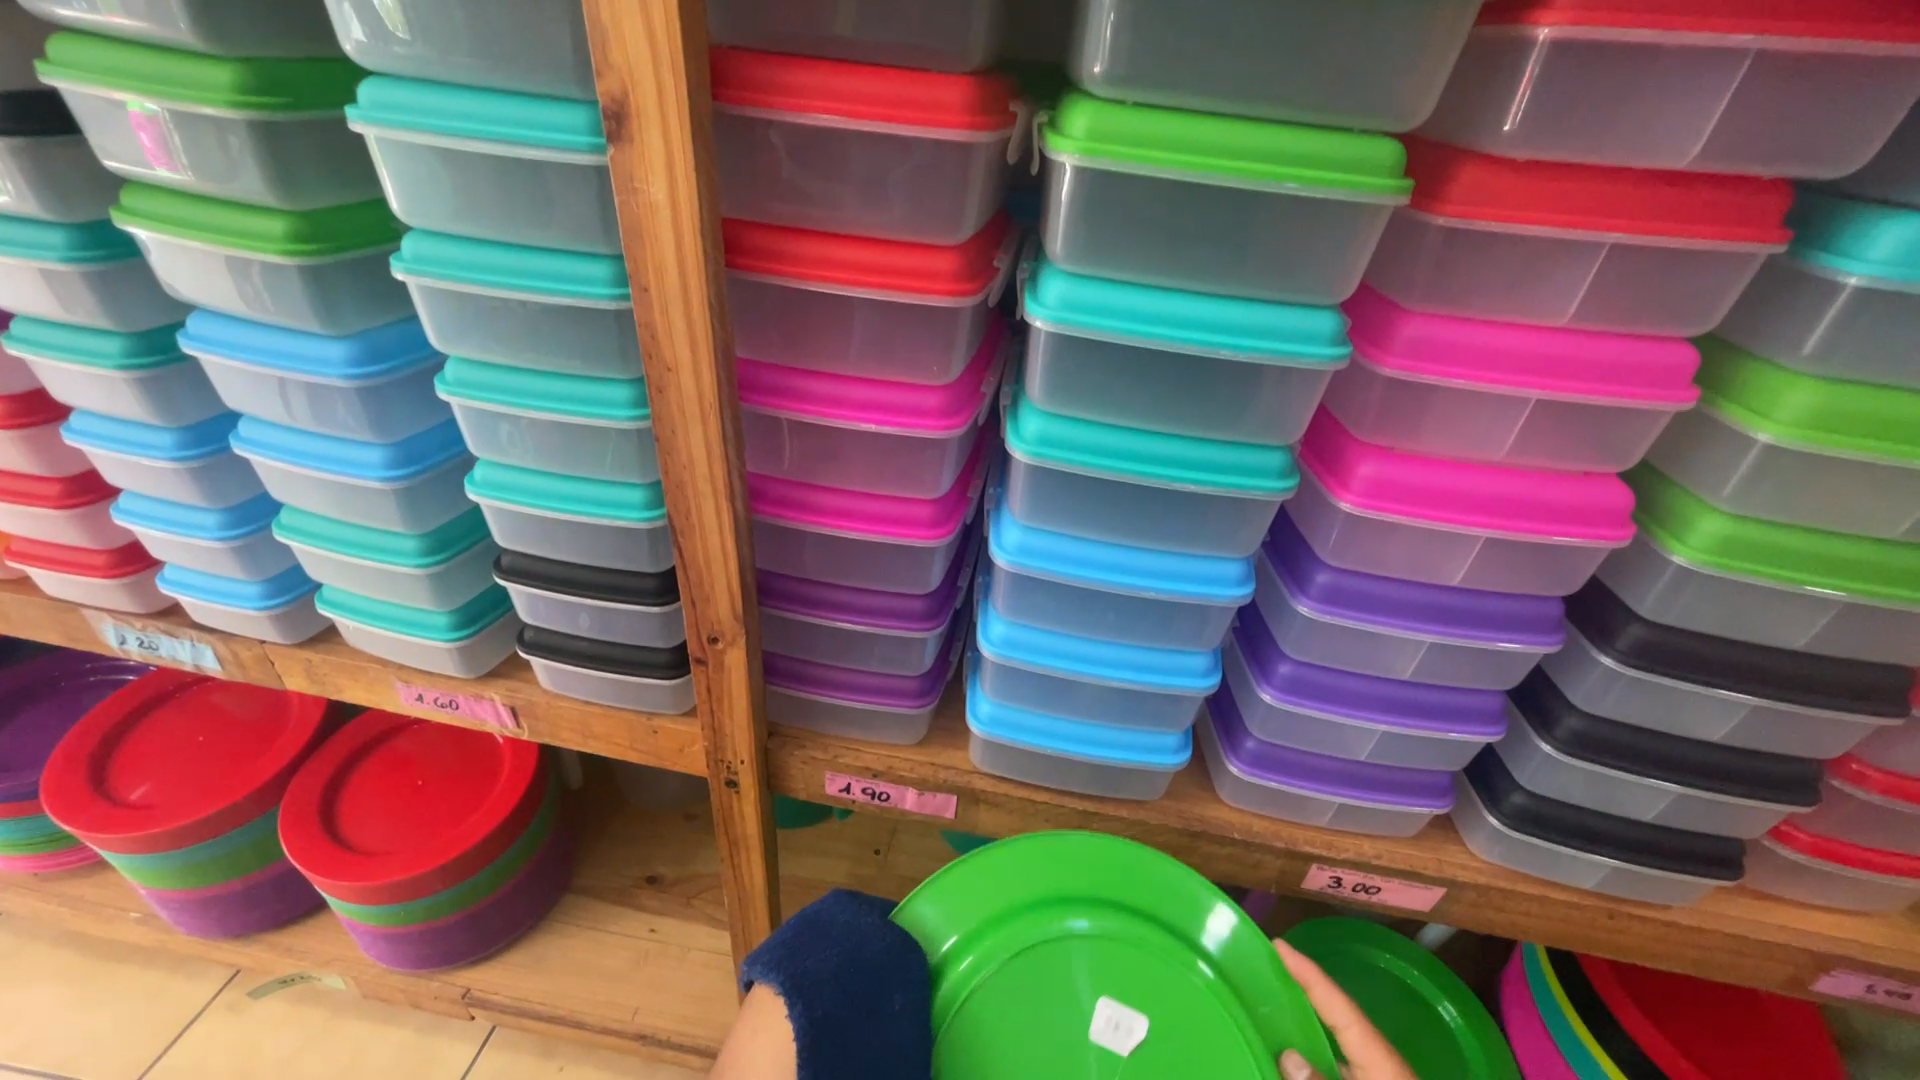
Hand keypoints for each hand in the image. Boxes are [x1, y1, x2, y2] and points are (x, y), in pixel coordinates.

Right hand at [1274, 939, 1418, 1079]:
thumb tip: (1288, 1056)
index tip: (1279, 945)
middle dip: (1306, 995)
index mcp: (1380, 1061)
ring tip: (1271, 1012)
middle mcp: (1380, 1067)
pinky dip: (1318, 1061)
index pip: (1339, 1007)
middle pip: (1339, 1022)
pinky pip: (1341, 1070)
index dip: (1309, 974)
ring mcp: (1379, 1079)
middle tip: (1268, 969)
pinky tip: (1295, 1064)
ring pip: (1338, 1050)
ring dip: (1309, 1030)